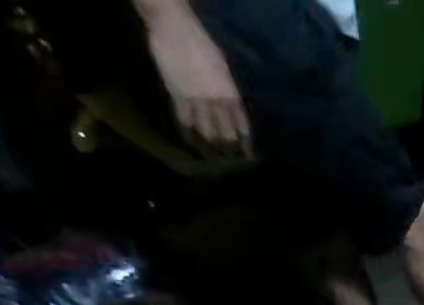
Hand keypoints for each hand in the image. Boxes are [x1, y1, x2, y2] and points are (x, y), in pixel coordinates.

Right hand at [143, 9, 252, 156]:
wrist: (175, 28)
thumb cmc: (202, 44)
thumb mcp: (223, 69)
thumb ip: (228, 90)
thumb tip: (231, 107)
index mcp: (231, 94)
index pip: (242, 125)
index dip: (246, 143)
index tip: (249, 157)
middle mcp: (217, 102)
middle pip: (226, 132)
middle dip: (228, 146)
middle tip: (228, 157)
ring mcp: (198, 101)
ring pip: (207, 131)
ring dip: (209, 142)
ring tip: (210, 153)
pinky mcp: (178, 96)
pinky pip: (184, 121)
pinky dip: (187, 132)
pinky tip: (189, 140)